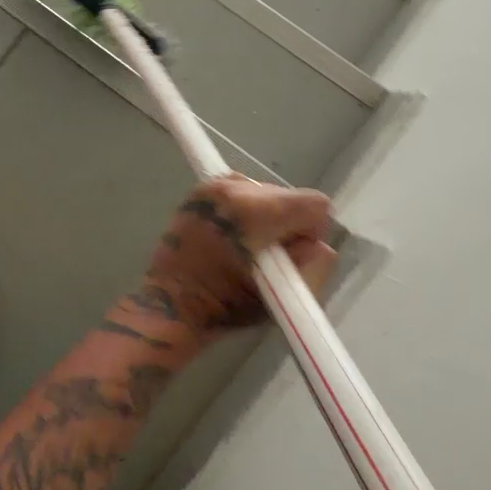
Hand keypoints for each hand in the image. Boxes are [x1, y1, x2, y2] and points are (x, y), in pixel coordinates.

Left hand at [145, 175, 336, 334]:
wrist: (172, 300)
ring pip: (263, 192)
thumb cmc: (226, 303)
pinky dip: (244, 210)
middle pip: (287, 196)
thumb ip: (314, 263)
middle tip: (271, 256)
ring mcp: (211, 186)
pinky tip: (234, 236)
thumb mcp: (284, 294)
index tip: (296, 254)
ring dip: (266, 216)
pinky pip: (239, 192)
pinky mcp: (197, 192)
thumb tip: (318, 243)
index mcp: (254, 210)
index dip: (313, 230)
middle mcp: (232, 187)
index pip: (314, 202)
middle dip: (288, 223)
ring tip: (250, 247)